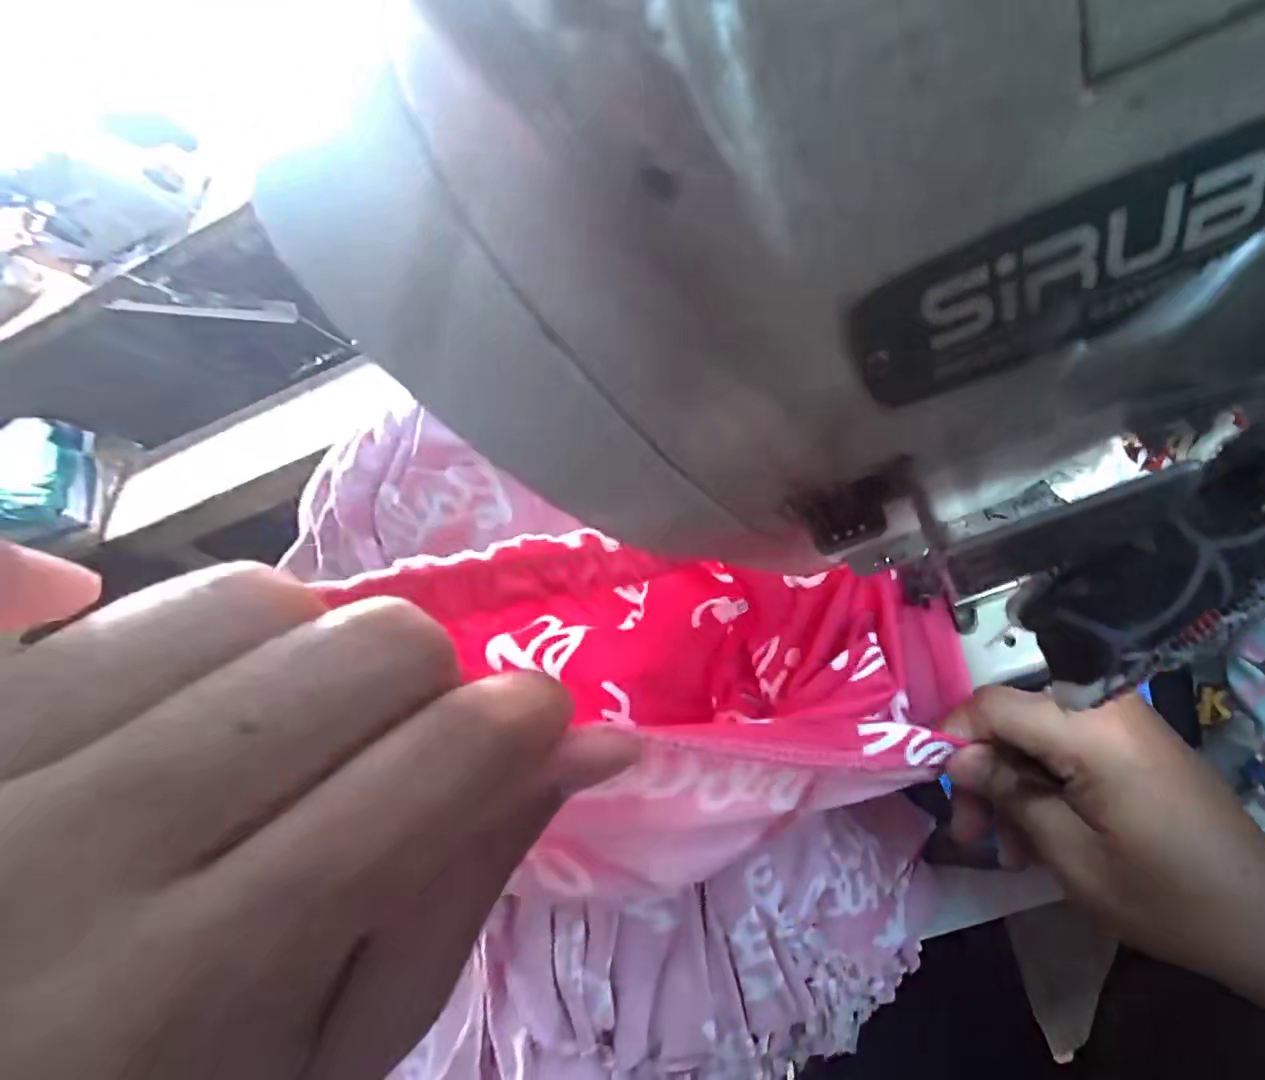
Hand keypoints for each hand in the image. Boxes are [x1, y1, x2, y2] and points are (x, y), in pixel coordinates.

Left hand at [0, 555, 638, 1078]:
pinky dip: (183, 622)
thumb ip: (476, 870)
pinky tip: (188, 689)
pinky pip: (74, 584)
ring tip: (285, 720)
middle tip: (397, 737)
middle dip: (429, 678)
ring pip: (250, 600)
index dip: (530, 712)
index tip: (532, 728)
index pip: (452, 747)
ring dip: (314, 646)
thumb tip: (602, 742)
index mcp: (203, 972)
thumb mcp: (354, 1027)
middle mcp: (66, 855)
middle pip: (371, 645)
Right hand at [943, 688, 1264, 996]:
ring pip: (1038, 735)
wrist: (1261, 912)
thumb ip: (1010, 794)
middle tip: (971, 836)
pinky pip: (1069, 747)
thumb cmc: (1165, 893)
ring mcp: (1123, 720)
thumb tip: (956, 757)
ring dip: (1013, 786)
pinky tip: (1040, 837)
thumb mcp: (1072, 855)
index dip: (953, 735)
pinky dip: (1045, 784)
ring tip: (1007, 852)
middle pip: (1016, 718)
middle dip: (985, 773)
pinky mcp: (1133, 740)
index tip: (933, 783)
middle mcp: (1105, 705)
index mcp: (1091, 725)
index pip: (996, 703)